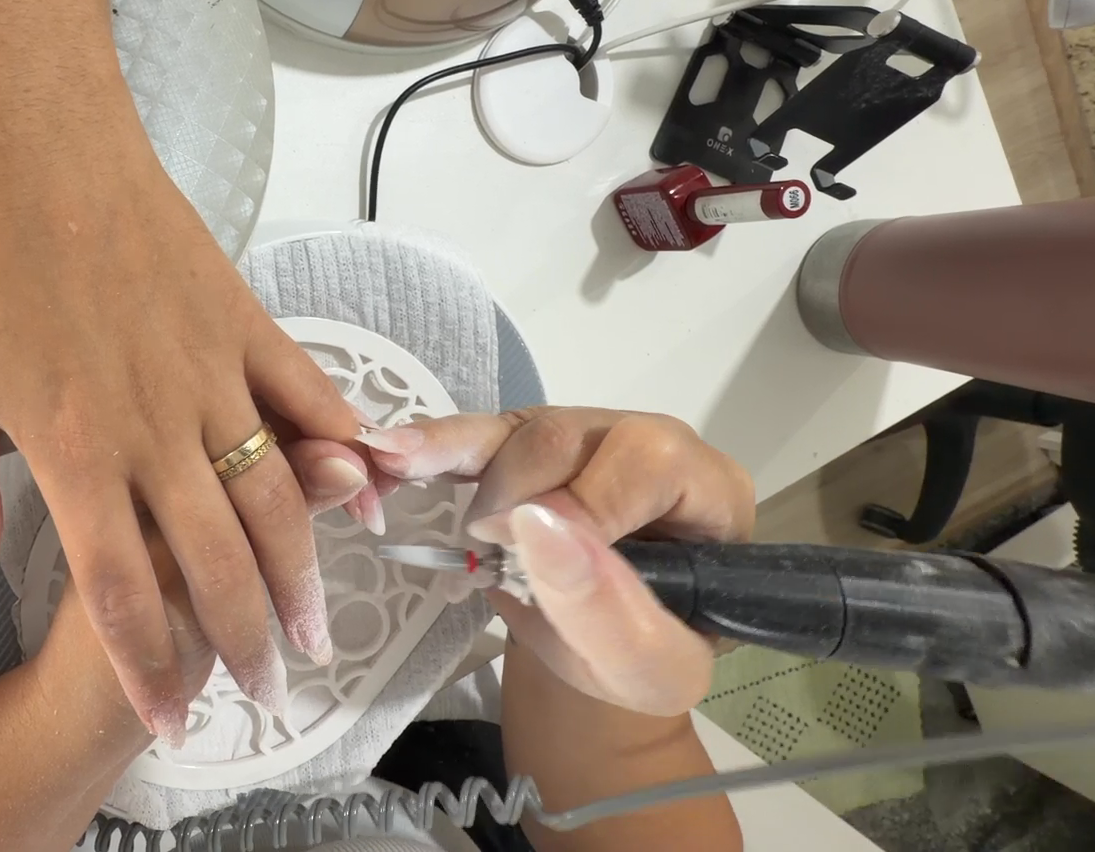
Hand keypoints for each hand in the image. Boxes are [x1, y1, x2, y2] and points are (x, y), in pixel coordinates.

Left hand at [0, 76, 356, 741]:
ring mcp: (211, 374)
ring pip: (274, 495)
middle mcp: (155, 429)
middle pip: (213, 561)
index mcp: (75, 453)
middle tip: (263, 693)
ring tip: (316, 629)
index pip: (122, 590)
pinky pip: (306, 395)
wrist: (40, 152)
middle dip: (240, 640)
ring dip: (300, 571)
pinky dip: (345, 447)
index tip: (174, 716)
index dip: (150, 665)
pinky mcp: (243, 323)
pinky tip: (372, 491)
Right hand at [352, 408, 754, 715]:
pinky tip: (390, 449)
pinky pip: (469, 432)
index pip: (652, 458)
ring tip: (404, 475)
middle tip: (483, 543)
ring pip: (511, 425)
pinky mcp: (514, 443)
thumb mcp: (647, 668)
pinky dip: (427, 444)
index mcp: (704, 491)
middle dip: (512, 486)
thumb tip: (538, 529)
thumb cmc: (632, 656)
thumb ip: (607, 611)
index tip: (522, 547)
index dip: (587, 495)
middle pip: (568, 432)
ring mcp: (572, 435)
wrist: (585, 642)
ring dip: (454, 457)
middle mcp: (638, 444)